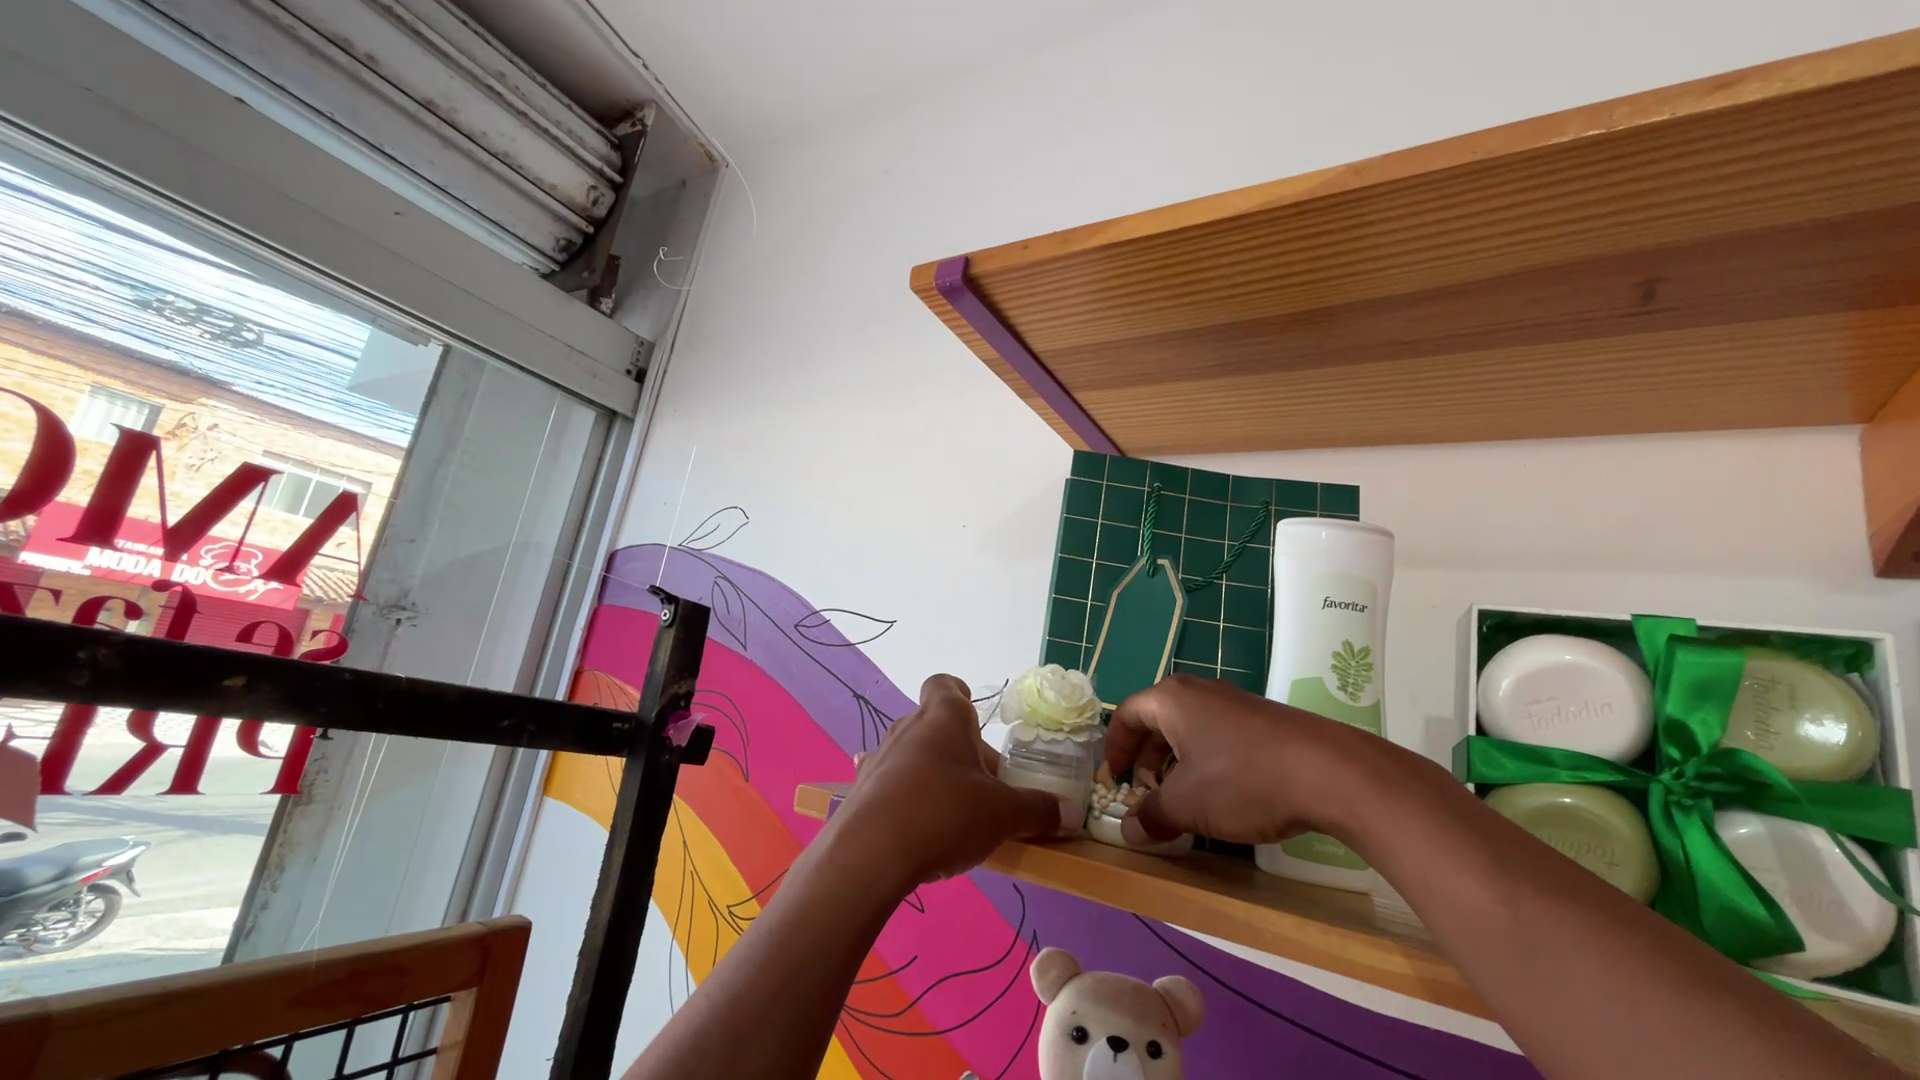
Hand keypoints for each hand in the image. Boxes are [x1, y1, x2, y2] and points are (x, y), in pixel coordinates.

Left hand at [832, 674, 1080, 888]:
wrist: (870, 854)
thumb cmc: (945, 813)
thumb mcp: (1003, 814)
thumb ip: (1036, 810)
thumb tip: (1069, 813)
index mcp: (943, 718)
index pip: (945, 685)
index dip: (959, 694)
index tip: (974, 716)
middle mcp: (907, 728)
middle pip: (935, 727)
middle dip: (960, 752)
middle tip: (986, 788)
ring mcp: (879, 759)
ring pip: (911, 755)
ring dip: (932, 775)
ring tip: (954, 812)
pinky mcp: (860, 792)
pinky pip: (887, 785)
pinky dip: (902, 797)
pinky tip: (912, 823)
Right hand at [1104, 674, 1369, 845]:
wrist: (1332, 773)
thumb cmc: (1242, 780)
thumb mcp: (1187, 805)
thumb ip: (1151, 816)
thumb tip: (1129, 831)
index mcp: (1172, 699)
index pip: (1126, 715)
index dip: (1114, 748)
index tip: (1112, 779)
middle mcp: (1201, 692)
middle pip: (1158, 721)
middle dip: (1146, 759)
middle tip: (1144, 793)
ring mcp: (1237, 704)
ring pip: (1191, 731)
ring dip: (1177, 764)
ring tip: (1181, 800)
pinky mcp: (1266, 723)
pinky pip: (1221, 738)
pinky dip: (1208, 764)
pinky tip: (1223, 797)